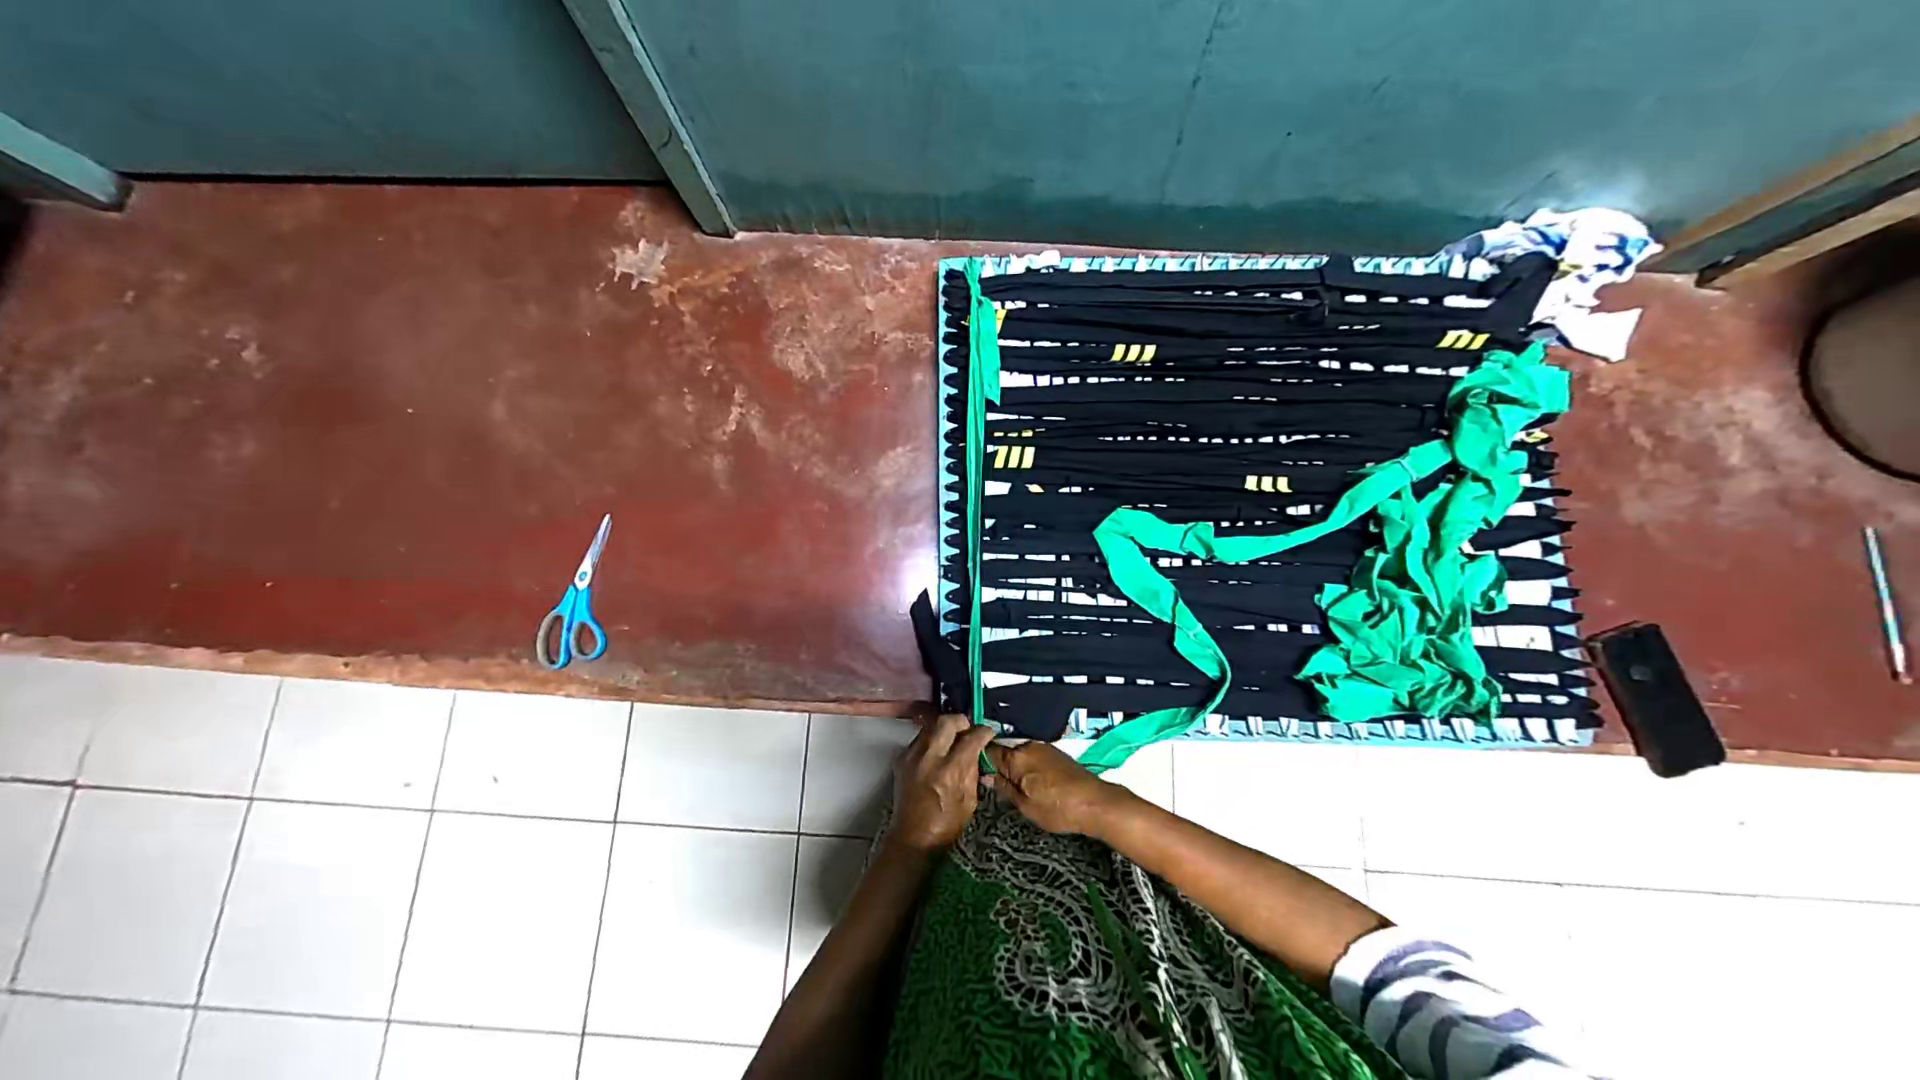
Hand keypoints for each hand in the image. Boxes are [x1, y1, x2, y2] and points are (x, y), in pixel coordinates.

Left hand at [886, 714, 996, 853]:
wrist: (912, 838)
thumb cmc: (946, 825)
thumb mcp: (969, 800)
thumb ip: (972, 770)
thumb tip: (976, 750)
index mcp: (950, 771)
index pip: (971, 738)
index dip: (983, 732)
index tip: (987, 733)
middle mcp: (929, 758)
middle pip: (946, 721)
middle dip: (961, 722)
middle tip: (968, 730)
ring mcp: (911, 757)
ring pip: (930, 726)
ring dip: (945, 729)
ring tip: (953, 740)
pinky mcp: (901, 760)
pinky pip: (919, 739)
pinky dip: (931, 741)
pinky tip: (937, 753)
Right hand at [984, 741, 1130, 836]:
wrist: (1096, 803)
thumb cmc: (1057, 808)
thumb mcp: (1025, 805)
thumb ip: (1004, 788)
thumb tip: (986, 776)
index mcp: (1017, 757)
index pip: (990, 751)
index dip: (981, 762)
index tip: (979, 775)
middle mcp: (1029, 746)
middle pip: (1006, 753)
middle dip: (1001, 768)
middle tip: (1001, 789)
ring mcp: (1045, 748)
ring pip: (1021, 756)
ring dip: (1017, 769)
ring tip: (1020, 789)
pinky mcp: (1057, 753)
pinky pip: (1035, 757)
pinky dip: (1031, 768)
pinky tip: (1036, 784)